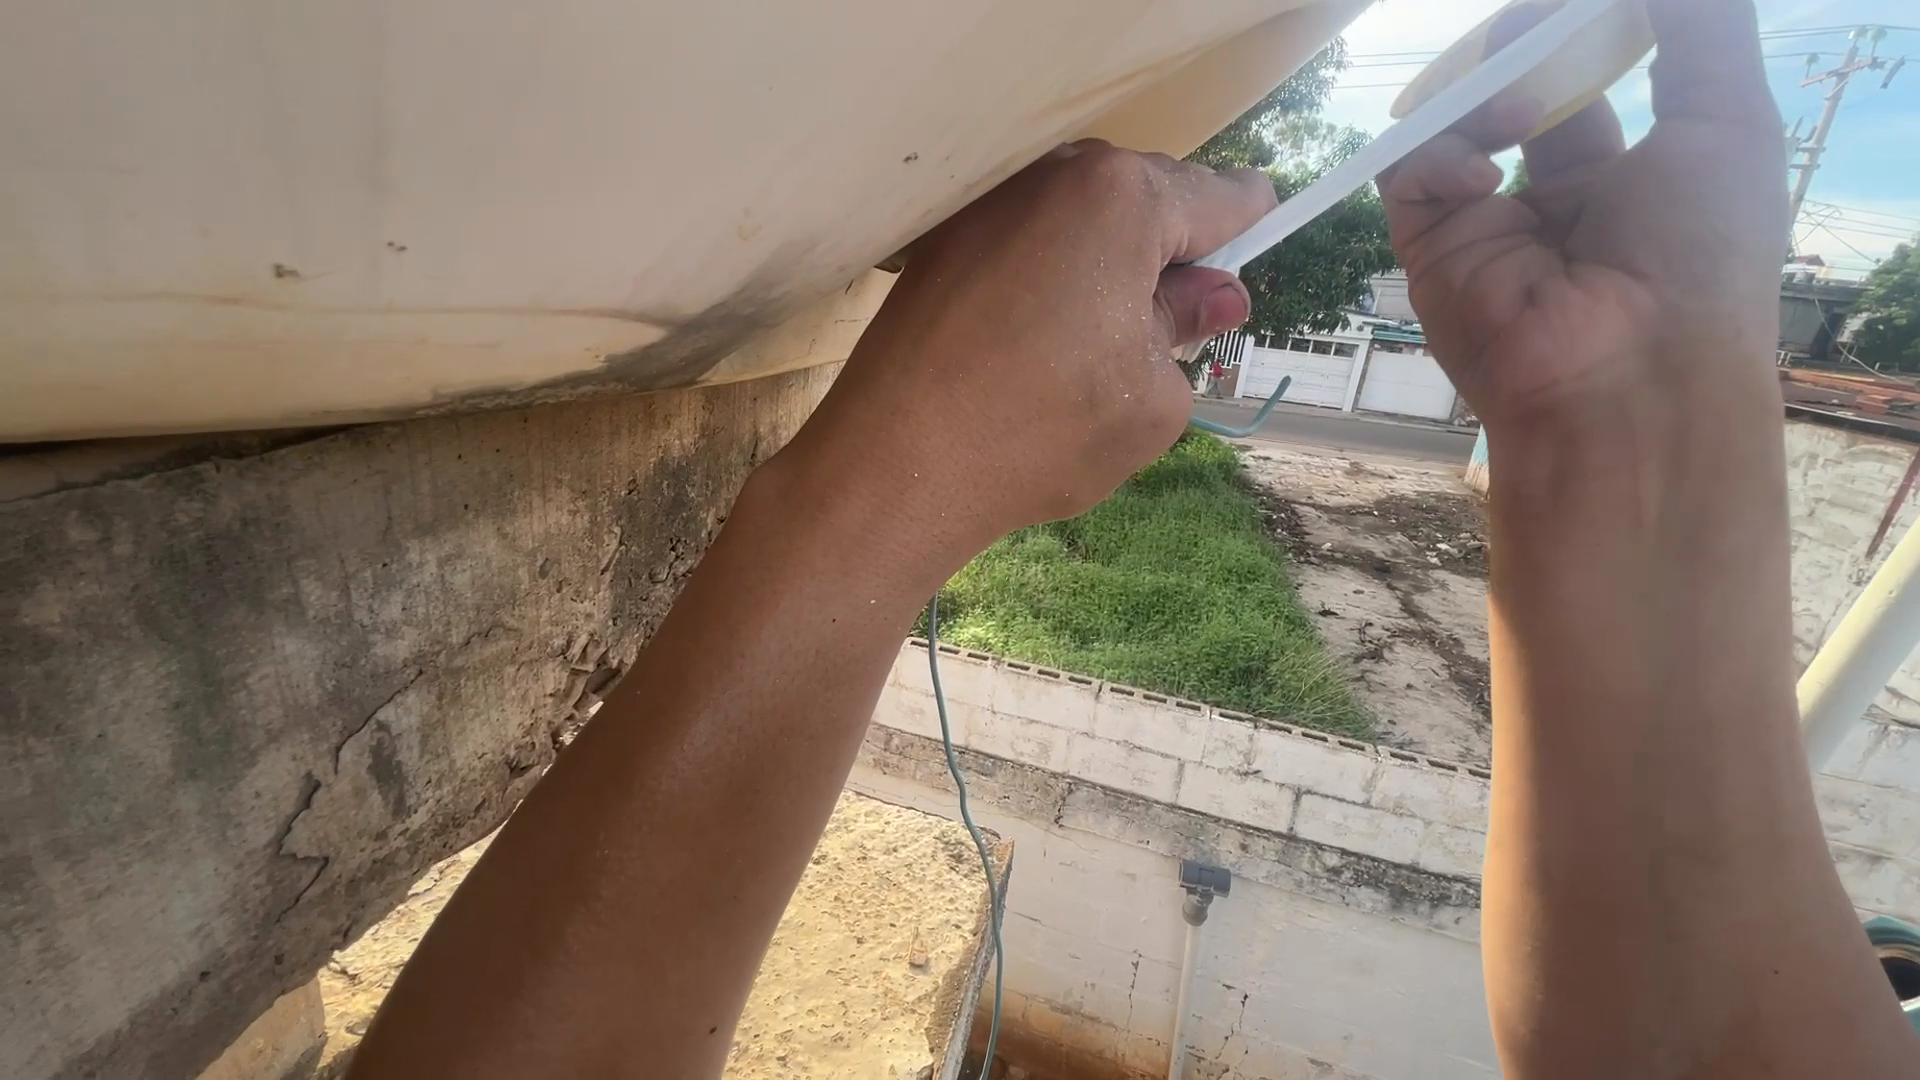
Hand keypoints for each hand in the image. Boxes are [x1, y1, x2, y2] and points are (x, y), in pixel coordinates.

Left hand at [771, 142, 1274, 572]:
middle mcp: (1048, 179)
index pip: (1223, 199)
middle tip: (1150, 348)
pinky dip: (1043, 290)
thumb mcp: (1152, 400)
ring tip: (1080, 363)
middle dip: (1162, 267)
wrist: (896, 468)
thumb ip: (1189, 332)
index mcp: (1120, 198)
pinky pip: (1023, 252)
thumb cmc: (1040, 435)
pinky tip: (1026, 355)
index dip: (1240, 250)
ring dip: (1101, 280)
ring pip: (1079, 230)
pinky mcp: (938, 248)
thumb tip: (1212, 297)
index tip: (1223, 301)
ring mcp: (983, 208)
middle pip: (1145, 206)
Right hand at [1378, 0, 1786, 430]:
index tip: (1565, 13)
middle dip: (1513, 58)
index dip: (1573, 35)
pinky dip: (1434, 160)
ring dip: (1474, 103)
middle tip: (1520, 38)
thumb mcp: (1724, 119)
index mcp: (1622, 171)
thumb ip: (1694, 29)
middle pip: (1506, 101)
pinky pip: (1408, 180)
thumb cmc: (1695, 251)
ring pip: (1447, 132)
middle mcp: (1543, 198)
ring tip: (1510, 112)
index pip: (1582, 83)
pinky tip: (1479, 180)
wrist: (1621, 371)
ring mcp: (1479, 225)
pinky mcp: (1429, 250)